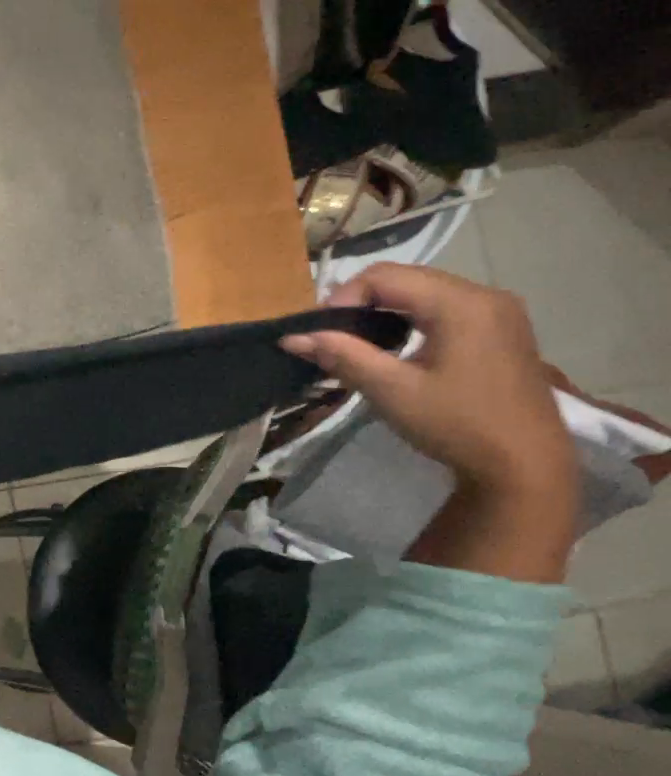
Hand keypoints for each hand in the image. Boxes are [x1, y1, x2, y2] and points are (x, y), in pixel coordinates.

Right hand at [280, 264, 576, 496]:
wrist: (522, 459)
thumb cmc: (455, 423)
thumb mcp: (391, 391)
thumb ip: (343, 356)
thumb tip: (293, 337)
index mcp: (461, 304)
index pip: (385, 276)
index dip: (342, 299)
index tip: (320, 335)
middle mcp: (485, 295)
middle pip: (407, 279)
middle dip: (360, 304)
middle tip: (331, 341)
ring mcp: (498, 312)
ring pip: (424, 293)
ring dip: (383, 313)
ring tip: (357, 347)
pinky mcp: (500, 330)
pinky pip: (444, 309)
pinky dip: (410, 321)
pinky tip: (395, 351)